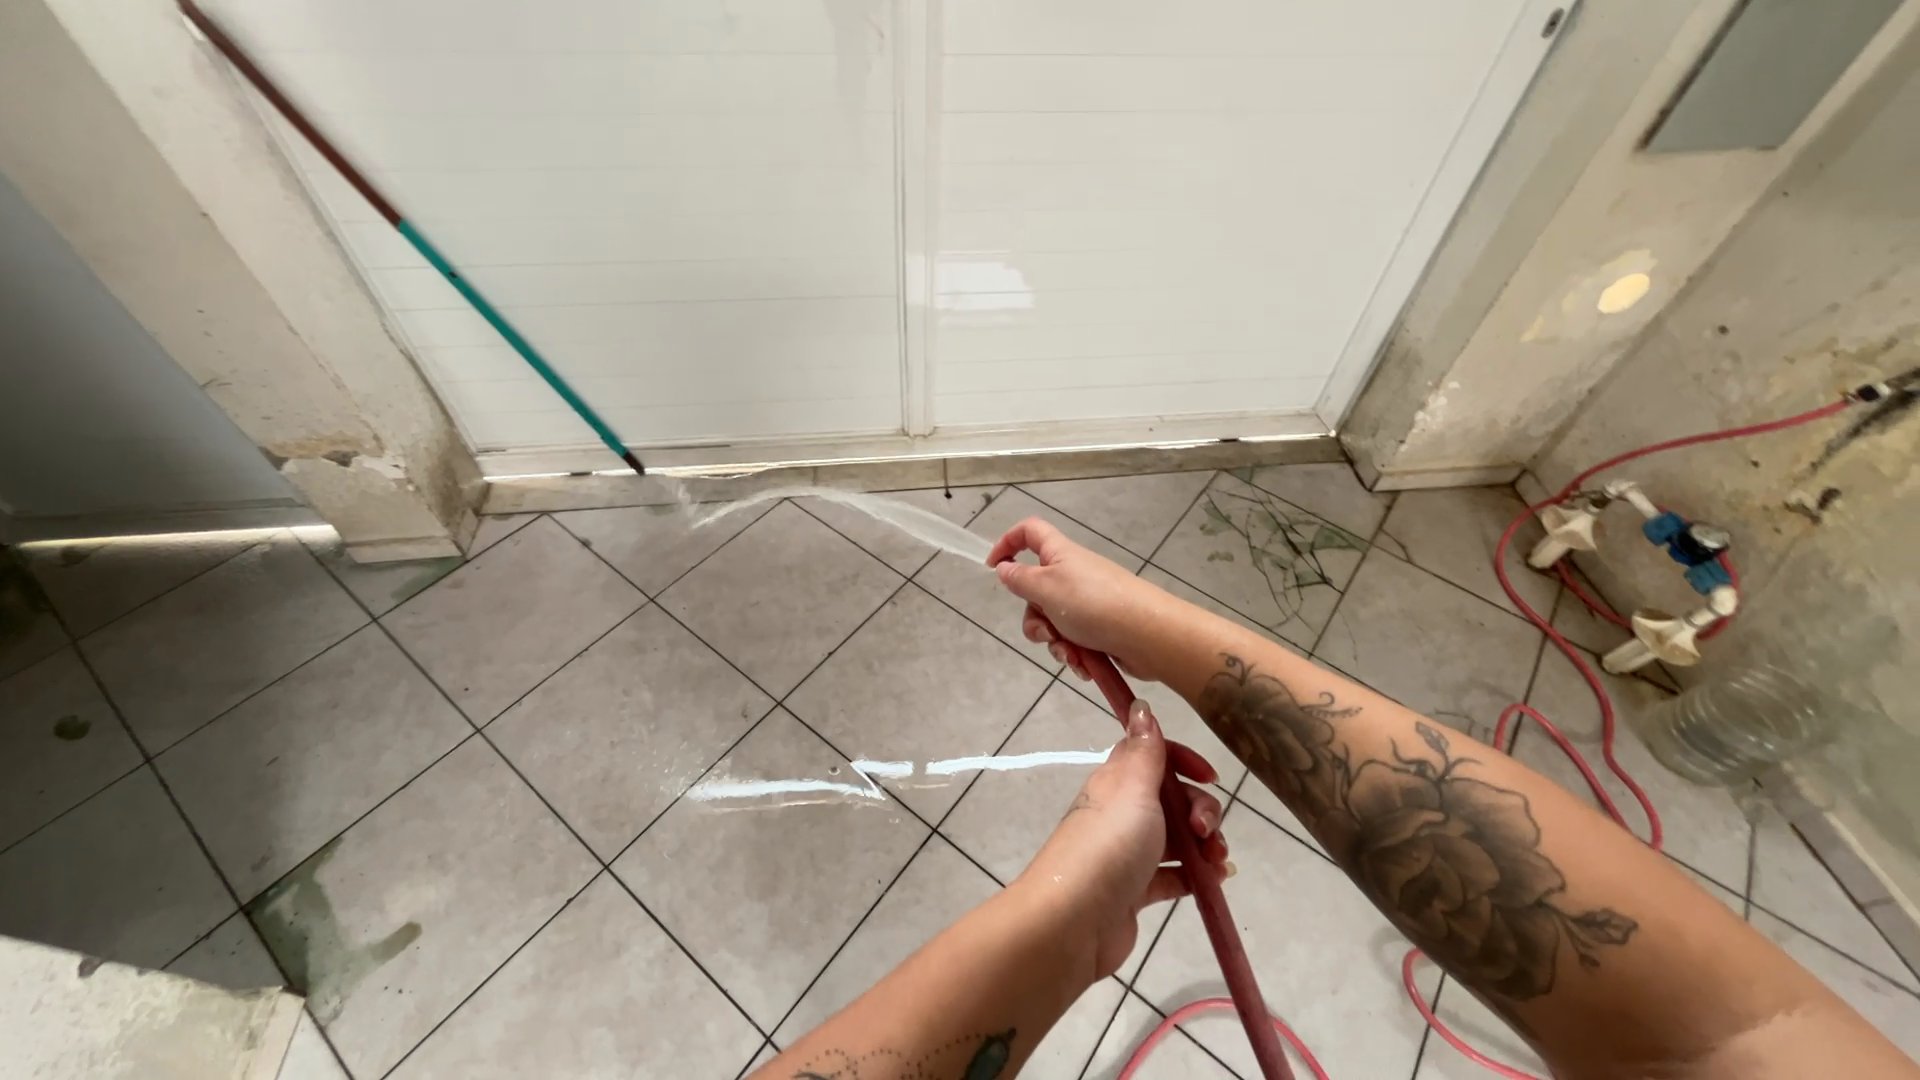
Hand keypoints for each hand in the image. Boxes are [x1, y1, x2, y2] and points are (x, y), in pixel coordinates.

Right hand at [986, 518, 1184, 683]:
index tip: (994, 568)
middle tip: (1047, 631)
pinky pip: (1073, 640)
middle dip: (1035, 619)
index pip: (1029, 532)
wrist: (1148, 635)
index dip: (1008, 542)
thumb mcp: (1046, 589)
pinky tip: (1085, 664)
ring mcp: (1087, 602)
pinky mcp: (1099, 628)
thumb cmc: (1093, 604)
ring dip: (1055, 642)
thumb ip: (1020, 579)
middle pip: (1035, 591)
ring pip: (1052, 622)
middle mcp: (1073, 575)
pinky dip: (1074, 653)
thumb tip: (1004, 568)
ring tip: (1071, 653)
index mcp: (1060, 555)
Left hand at [1015, 699, 1229, 980]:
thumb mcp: (1132, 788)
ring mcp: (1127, 852)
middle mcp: (1120, 811)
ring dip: (1204, 844)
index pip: (1153, 755)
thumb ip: (1144, 750)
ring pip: (1176, 837)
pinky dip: (1196, 875)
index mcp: (1117, 781)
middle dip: (1201, 809)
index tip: (1210, 776)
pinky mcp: (1134, 890)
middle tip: (1207, 832)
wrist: (1075, 920)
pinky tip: (1215, 882)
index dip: (1184, 761)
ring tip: (1217, 862)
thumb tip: (1138, 705)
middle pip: (1171, 798)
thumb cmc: (1109, 845)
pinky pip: (1173, 875)